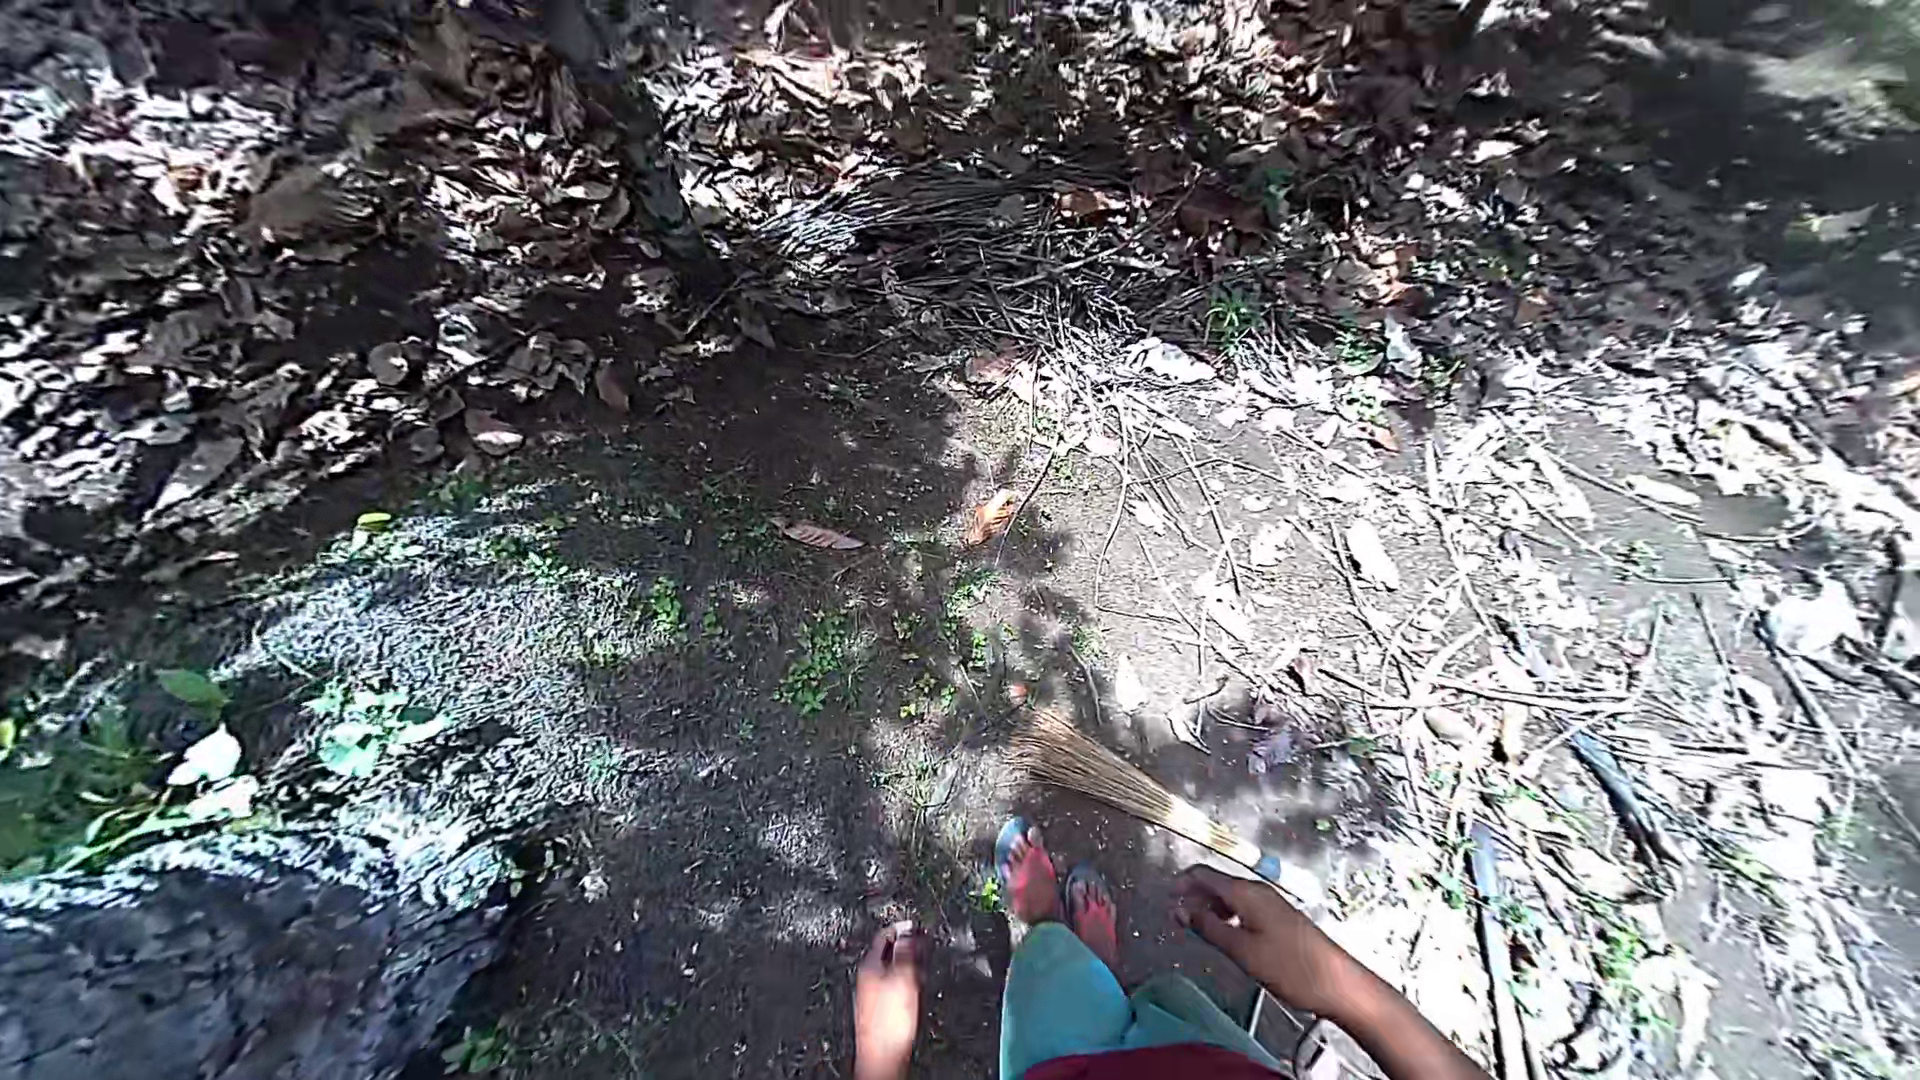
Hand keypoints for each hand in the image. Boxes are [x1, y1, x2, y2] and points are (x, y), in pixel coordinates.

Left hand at [854, 922, 920, 1079]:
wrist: (882, 1059)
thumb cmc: (889, 1023)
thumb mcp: (903, 978)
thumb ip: (906, 951)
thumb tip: (908, 931)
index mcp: (870, 965)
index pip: (886, 934)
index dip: (903, 928)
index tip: (918, 927)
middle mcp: (868, 975)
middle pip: (889, 951)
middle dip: (907, 947)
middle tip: (923, 945)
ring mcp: (872, 992)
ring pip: (892, 967)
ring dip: (908, 963)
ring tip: (922, 966)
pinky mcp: (879, 1006)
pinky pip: (893, 983)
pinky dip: (905, 979)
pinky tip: (915, 987)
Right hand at [1172, 865, 1358, 1017]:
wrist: (1341, 984)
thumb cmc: (1290, 966)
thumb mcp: (1242, 950)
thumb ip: (1208, 928)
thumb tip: (1180, 910)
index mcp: (1244, 891)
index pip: (1203, 873)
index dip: (1181, 883)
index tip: (1166, 899)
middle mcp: (1255, 889)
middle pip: (1215, 882)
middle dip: (1194, 896)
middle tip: (1179, 919)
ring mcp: (1269, 901)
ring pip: (1229, 895)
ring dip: (1210, 907)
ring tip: (1200, 929)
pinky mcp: (1279, 916)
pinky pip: (1243, 905)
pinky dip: (1227, 914)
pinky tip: (1228, 935)